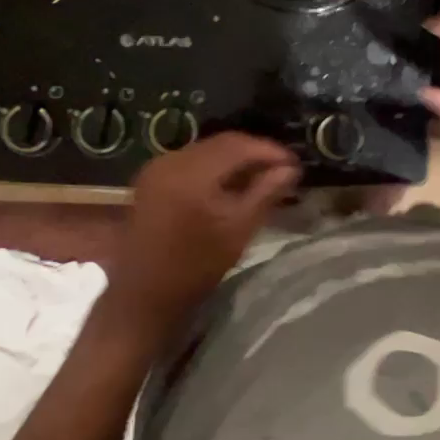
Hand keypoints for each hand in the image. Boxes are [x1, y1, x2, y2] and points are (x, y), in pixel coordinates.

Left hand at [110, 133, 300, 318]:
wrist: (144, 295)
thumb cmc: (195, 267)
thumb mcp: (239, 230)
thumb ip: (266, 193)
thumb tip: (291, 168)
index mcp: (192, 172)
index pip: (238, 145)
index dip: (270, 150)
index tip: (295, 163)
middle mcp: (171, 160)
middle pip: (221, 143)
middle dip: (253, 153)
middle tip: (282, 169)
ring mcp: (157, 167)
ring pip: (206, 150)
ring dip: (234, 159)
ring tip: (261, 176)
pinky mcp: (151, 178)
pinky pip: (191, 161)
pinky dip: (214, 167)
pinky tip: (231, 184)